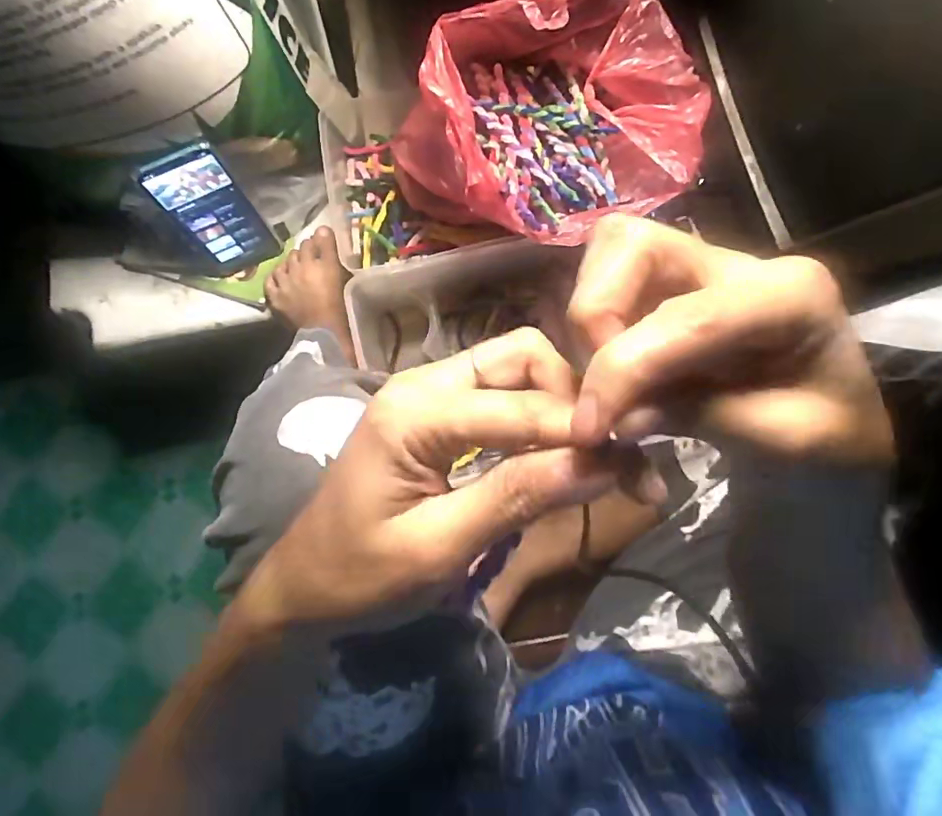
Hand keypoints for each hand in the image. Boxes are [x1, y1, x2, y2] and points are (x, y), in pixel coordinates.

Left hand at [239, 327, 617, 635]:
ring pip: (516, 369)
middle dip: (572, 399)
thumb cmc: (359, 576)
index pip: (520, 406)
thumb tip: (601, 463)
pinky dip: (537, 419)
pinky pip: (500, 395)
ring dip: (560, 406)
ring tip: (597, 459)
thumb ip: (515, 498)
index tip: (639, 463)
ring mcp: (429, 392)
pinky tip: (561, 454)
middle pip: (521, 357)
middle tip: (611, 458)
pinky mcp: (436, 412)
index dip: (581, 431)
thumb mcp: (437, 549)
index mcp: (415, 411)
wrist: (302, 584)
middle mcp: (425, 382)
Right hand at [567, 214, 892, 471]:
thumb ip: (693, 417)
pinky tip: (614, 366)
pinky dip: (595, 320)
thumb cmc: (835, 438)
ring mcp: (702, 262)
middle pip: (632, 243)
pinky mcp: (675, 277)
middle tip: (602, 384)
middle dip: (595, 314)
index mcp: (788, 295)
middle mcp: (738, 261)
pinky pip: (610, 275)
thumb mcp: (784, 441)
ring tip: (608, 376)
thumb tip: (609, 417)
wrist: (851, 419)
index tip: (589, 426)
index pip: (684, 315)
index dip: (624, 367)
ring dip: (591, 313)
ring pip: (612, 248)